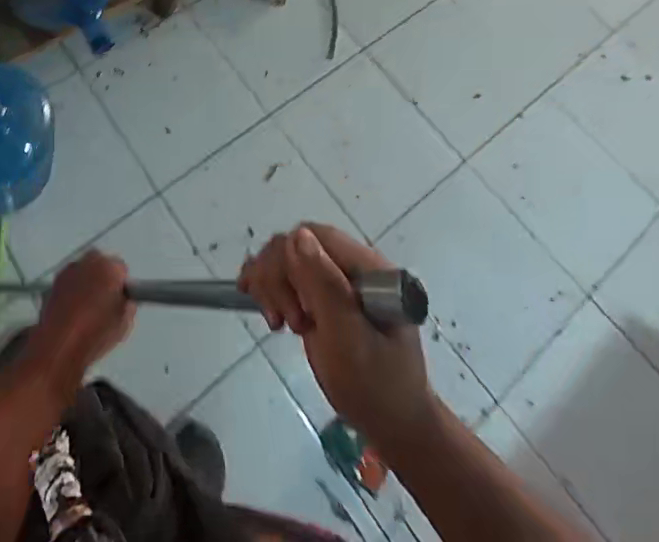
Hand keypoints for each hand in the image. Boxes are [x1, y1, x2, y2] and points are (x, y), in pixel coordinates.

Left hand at [21, 251, 135, 391]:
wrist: (60, 344)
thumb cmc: (97, 333)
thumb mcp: (125, 323)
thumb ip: (126, 303)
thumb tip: (121, 299)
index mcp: (109, 268)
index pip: (121, 268)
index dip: (121, 284)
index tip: (120, 299)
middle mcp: (87, 262)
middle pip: (99, 262)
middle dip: (103, 276)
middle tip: (105, 301)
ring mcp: (67, 271)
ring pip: (82, 270)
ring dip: (85, 281)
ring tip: (86, 307)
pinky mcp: (52, 283)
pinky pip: (68, 281)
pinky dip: (71, 290)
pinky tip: (71, 310)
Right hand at [238, 224, 433, 436]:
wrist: (392, 423)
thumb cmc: (375, 387)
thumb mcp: (349, 340)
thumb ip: (325, 286)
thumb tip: (298, 236)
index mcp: (369, 269)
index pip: (315, 237)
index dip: (291, 264)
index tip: (295, 311)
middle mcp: (351, 266)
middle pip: (294, 245)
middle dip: (278, 280)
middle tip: (289, 324)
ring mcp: (335, 279)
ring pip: (282, 257)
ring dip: (270, 287)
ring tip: (280, 323)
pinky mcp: (320, 294)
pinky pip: (282, 273)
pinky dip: (266, 288)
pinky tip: (267, 310)